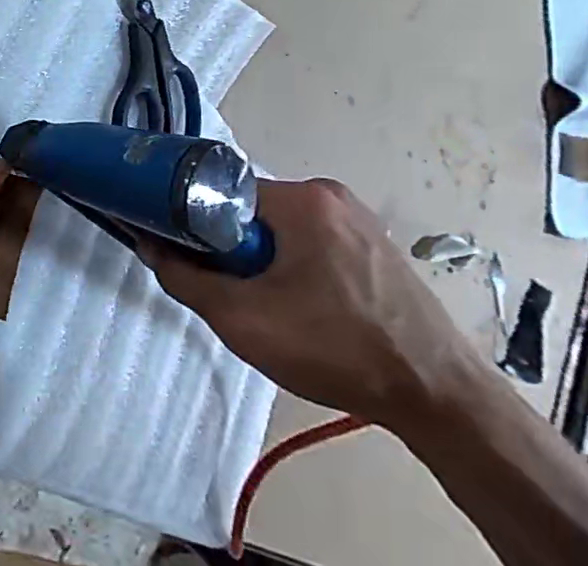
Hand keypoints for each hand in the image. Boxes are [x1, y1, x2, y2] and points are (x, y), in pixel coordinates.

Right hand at [139, 178, 485, 429]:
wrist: (438, 394)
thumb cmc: (335, 348)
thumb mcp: (243, 319)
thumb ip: (185, 278)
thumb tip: (149, 244)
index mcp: (303, 199)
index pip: (223, 193)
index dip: (198, 225)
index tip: (191, 259)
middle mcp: (331, 195)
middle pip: (251, 212)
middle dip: (234, 250)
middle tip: (237, 295)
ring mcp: (358, 218)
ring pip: (281, 230)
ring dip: (264, 262)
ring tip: (274, 308)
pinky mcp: (374, 243)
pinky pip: (312, 242)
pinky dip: (295, 267)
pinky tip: (307, 309)